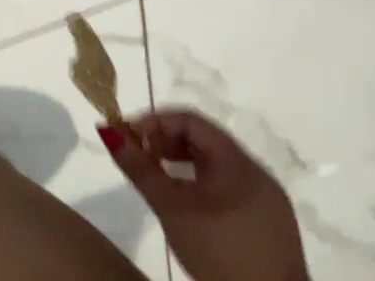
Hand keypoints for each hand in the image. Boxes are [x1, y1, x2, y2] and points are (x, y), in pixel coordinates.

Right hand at [101, 109, 309, 280]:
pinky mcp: (268, 221)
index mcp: (239, 164)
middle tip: (139, 158)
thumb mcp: (170, 207)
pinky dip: (200, 181)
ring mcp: (267, 199)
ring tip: (157, 179)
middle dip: (165, 141)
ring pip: (216, 163)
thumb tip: (106, 129)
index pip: (191, 121)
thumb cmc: (218, 252)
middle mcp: (257, 174)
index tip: (129, 138)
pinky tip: (185, 203)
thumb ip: (138, 167)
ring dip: (180, 161)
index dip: (155, 121)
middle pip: (204, 139)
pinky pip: (228, 185)